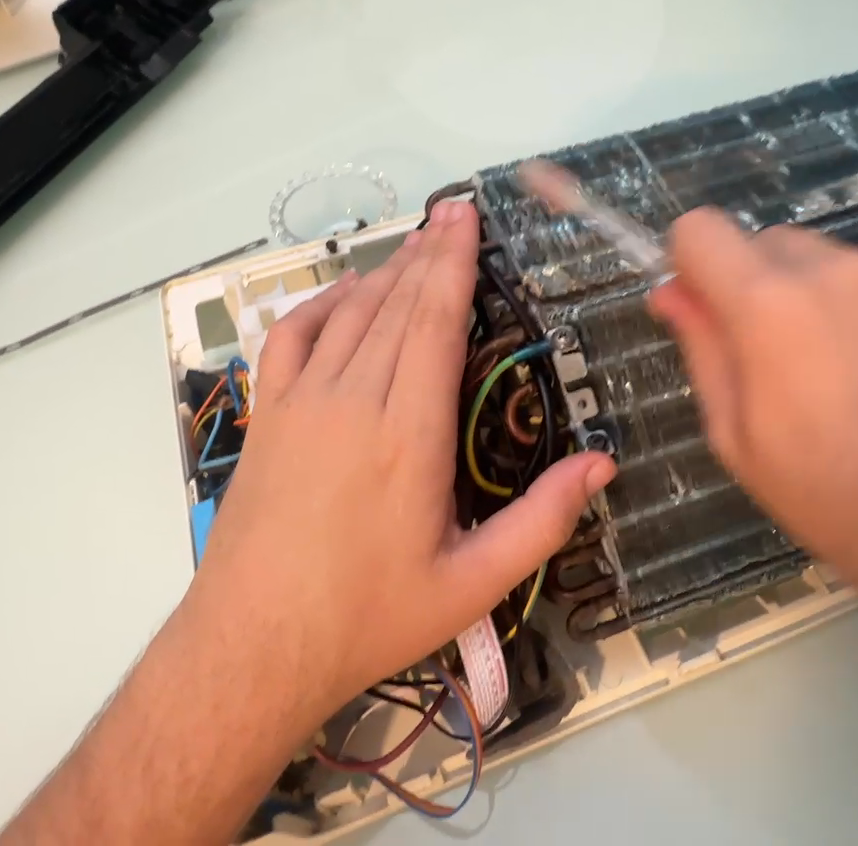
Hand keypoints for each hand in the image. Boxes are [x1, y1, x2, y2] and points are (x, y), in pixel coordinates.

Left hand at [192, 200, 615, 715]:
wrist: (255, 644)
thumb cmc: (369, 617)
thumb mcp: (473, 583)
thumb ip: (542, 521)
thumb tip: (602, 464)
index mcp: (411, 433)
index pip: (437, 322)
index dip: (454, 263)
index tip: (466, 218)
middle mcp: (356, 400)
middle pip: (398, 305)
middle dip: (429, 253)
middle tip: (452, 212)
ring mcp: (302, 403)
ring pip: (351, 314)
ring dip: (385, 273)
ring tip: (416, 244)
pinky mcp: (267, 416)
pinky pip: (291, 338)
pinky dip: (320, 305)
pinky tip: (342, 293)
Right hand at [647, 208, 857, 610]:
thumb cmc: (844, 507)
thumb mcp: (742, 443)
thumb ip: (703, 352)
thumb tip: (672, 294)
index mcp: (771, 308)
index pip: (700, 230)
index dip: (691, 264)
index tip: (706, 311)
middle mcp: (840, 270)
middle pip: (770, 243)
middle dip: (758, 288)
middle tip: (783, 365)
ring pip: (837, 265)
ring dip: (826, 302)